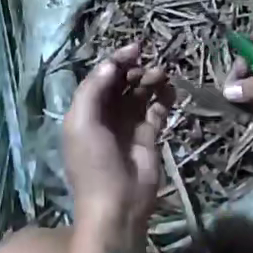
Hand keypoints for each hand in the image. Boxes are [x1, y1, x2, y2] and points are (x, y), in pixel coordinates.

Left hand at [61, 45, 170, 227]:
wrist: (117, 203)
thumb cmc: (94, 163)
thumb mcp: (82, 123)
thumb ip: (93, 90)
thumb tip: (110, 65)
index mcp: (85, 112)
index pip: (100, 78)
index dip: (116, 61)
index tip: (136, 49)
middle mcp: (105, 116)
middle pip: (121, 83)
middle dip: (135, 70)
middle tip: (149, 67)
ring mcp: (127, 126)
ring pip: (139, 94)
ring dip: (150, 81)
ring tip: (162, 76)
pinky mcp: (148, 137)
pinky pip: (156, 110)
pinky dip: (163, 98)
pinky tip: (170, 91)